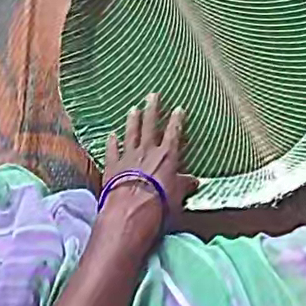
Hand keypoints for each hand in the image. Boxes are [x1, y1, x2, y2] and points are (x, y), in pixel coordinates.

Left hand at [100, 93, 198, 230]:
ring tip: (133, 108)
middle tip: (152, 95)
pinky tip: (111, 135)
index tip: (178, 108)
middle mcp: (147, 151)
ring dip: (132, 120)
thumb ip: (184, 185)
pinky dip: (112, 142)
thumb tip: (194, 181)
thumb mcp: (178, 196)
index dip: (176, 120)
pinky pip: (112, 150)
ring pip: (131, 133)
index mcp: (166, 156)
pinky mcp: (112, 166)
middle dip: (152, 109)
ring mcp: (128, 156)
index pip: (173, 133)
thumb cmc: (159, 203)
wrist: (129, 210)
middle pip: (149, 125)